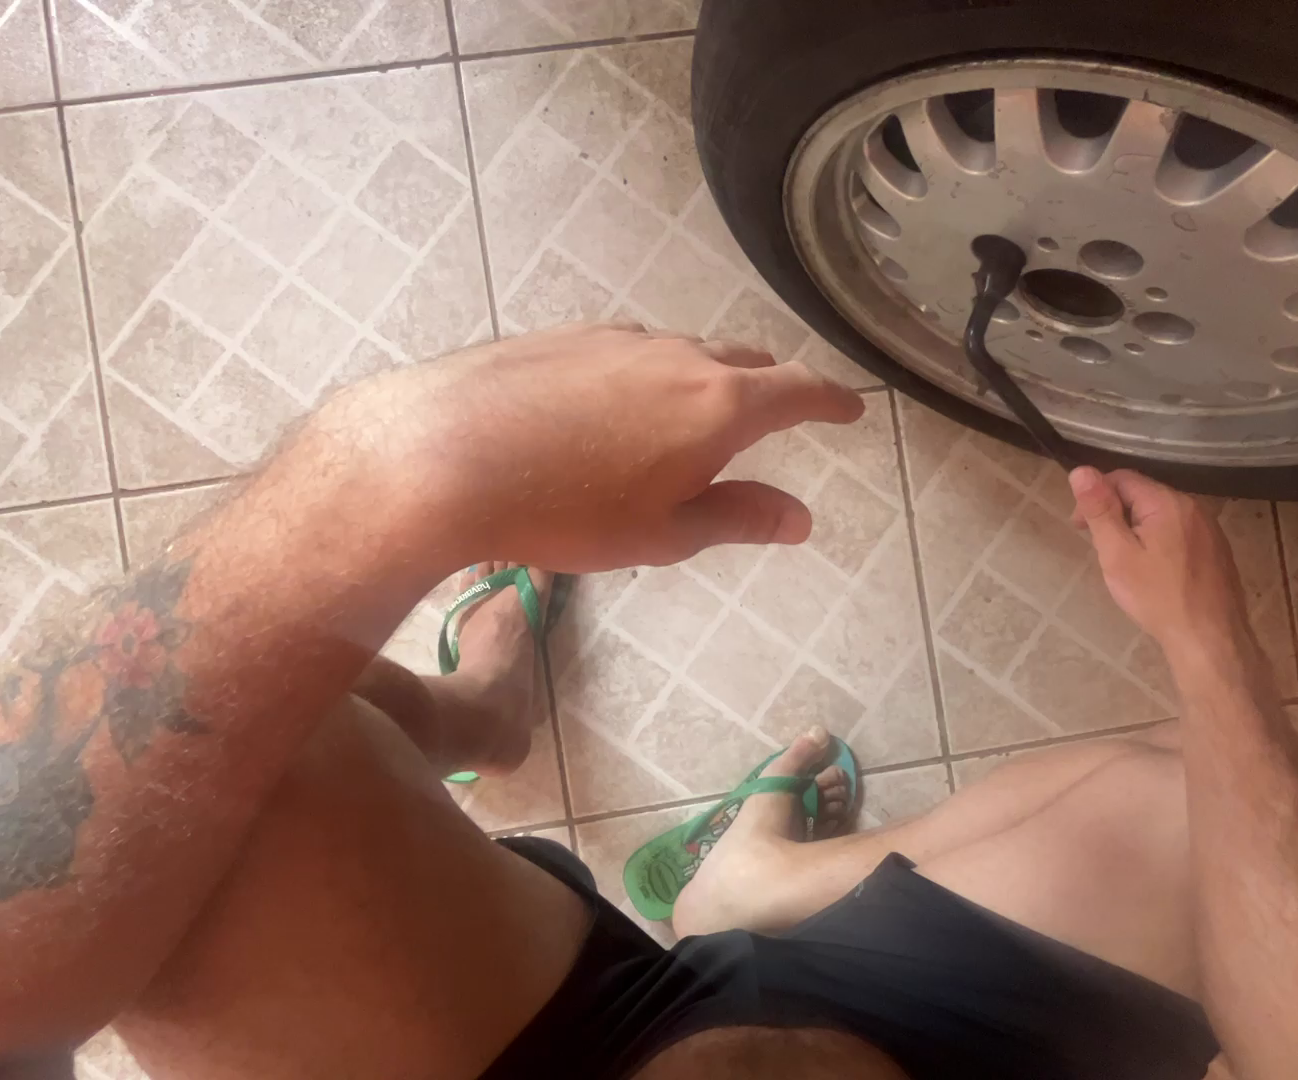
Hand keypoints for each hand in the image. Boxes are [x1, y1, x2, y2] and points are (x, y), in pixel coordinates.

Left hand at [318, 323, 865, 572]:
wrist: (447, 456)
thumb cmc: (569, 512)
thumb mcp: (664, 532)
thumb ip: (739, 517)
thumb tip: (802, 519)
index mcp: (718, 404)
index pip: (798, 390)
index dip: (831, 400)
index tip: (850, 409)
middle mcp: (678, 355)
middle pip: (745, 360)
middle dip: (770, 387)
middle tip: (776, 414)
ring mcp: (620, 338)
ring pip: (685, 353)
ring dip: (706, 379)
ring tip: (693, 415)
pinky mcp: (567, 335)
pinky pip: (632, 352)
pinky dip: (649, 375)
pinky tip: (617, 406)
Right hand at [1067, 466, 1250, 653]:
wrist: (1208, 638)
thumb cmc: (1156, 596)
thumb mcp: (1117, 553)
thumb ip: (1099, 510)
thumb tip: (1080, 471)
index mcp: (1167, 503)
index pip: (1122, 478)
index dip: (1094, 497)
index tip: (1080, 528)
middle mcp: (1193, 507)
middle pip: (1142, 494)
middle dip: (1113, 513)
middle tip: (1099, 548)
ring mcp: (1208, 528)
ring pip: (1159, 513)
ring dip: (1134, 527)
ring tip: (1122, 560)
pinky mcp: (1215, 548)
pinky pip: (1176, 531)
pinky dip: (1156, 540)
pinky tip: (1150, 568)